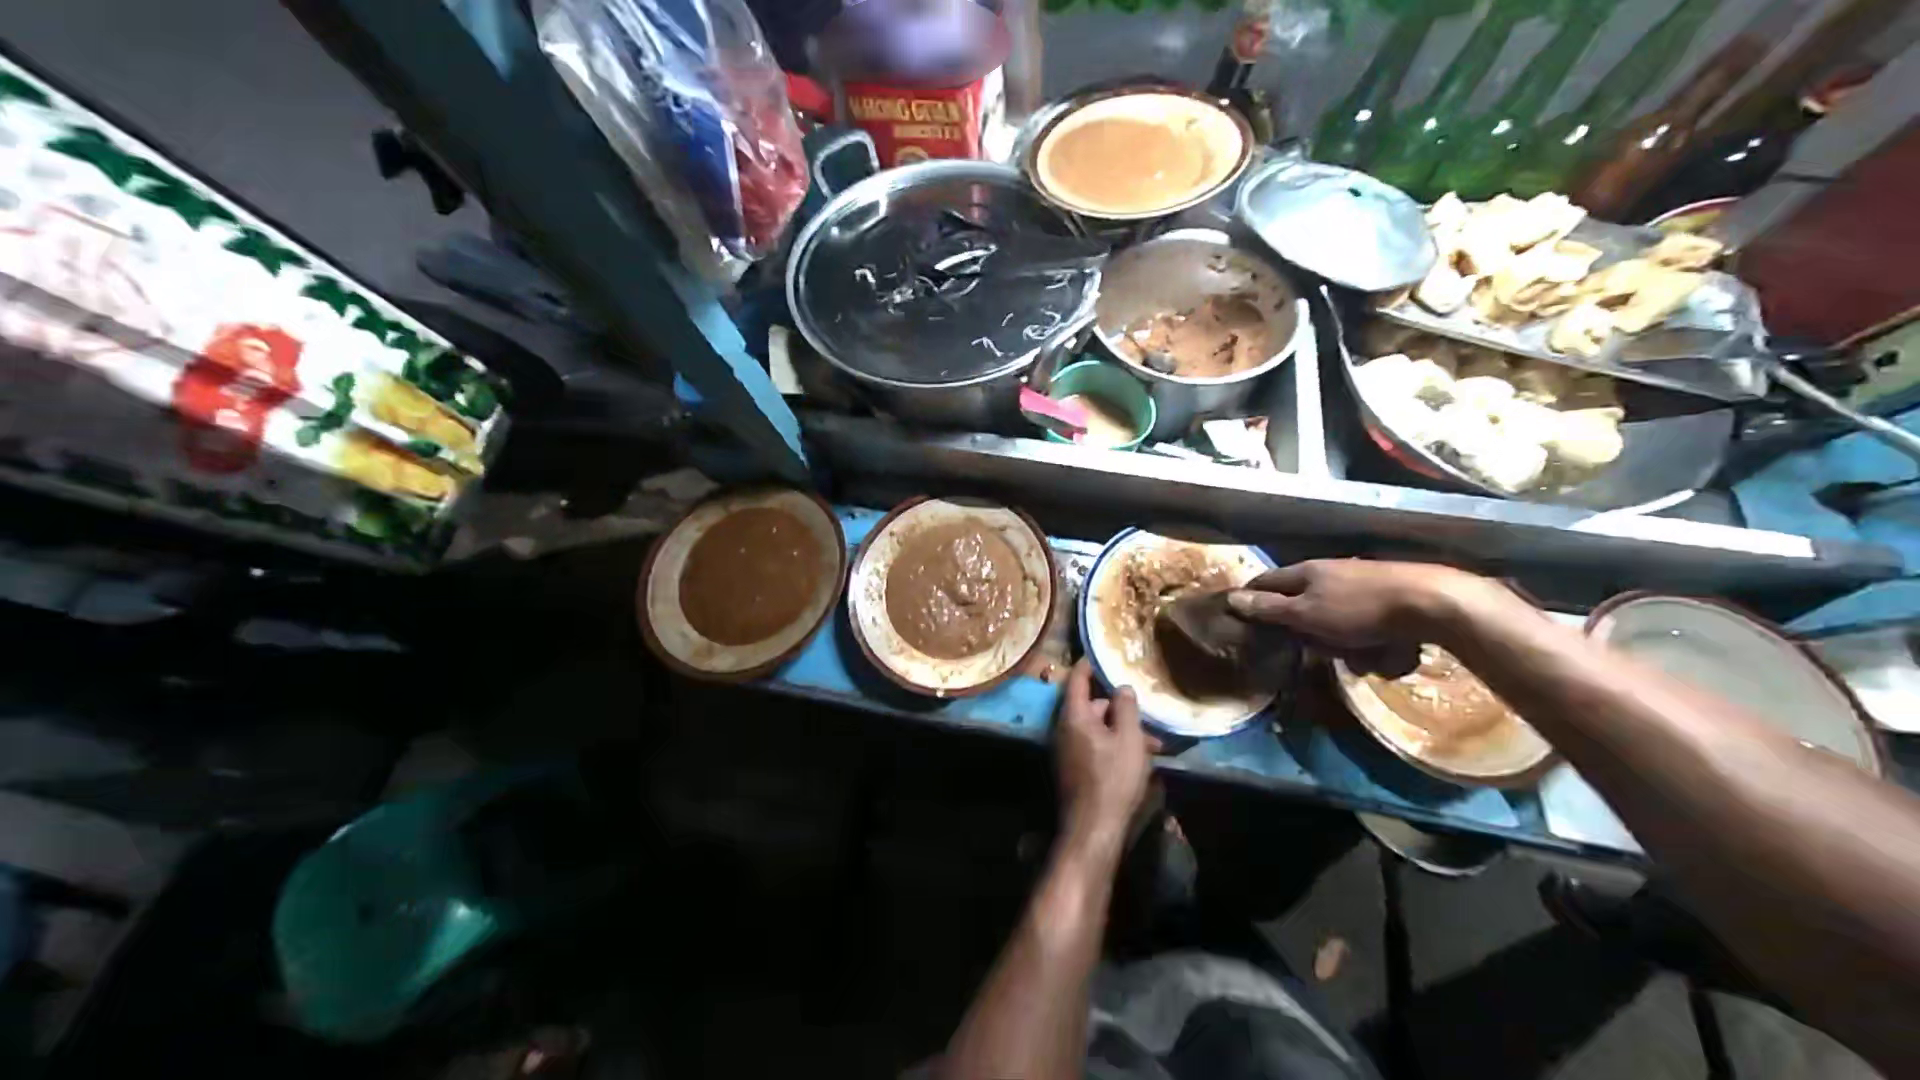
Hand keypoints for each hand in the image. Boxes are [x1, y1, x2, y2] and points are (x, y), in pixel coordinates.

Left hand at [1055, 659, 1155, 848]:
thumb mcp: (1129, 739)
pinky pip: (1094, 745)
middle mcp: (1064, 729)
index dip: (1089, 664)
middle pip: (1090, 706)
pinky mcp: (1074, 768)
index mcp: (1073, 716)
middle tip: (1146, 715)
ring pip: (1096, 728)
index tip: (1101, 653)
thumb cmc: (1113, 778)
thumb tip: (1121, 687)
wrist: (1094, 828)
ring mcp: (1067, 750)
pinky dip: (1114, 745)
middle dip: (1118, 707)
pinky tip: (1138, 759)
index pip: (1077, 679)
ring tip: (1153, 744)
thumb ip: (1126, 708)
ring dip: (1121, 730)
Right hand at [1226, 559, 1499, 653]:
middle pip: (1304, 610)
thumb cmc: (1359, 610)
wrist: (1434, 604)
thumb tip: (1232, 598)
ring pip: (1339, 625)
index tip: (1243, 620)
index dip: (1251, 599)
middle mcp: (1331, 575)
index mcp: (1306, 572)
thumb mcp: (1306, 613)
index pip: (1265, 582)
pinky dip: (1378, 645)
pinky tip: (1392, 653)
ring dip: (1348, 647)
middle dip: (1311, 636)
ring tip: (1366, 659)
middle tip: (1318, 650)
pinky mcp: (1391, 602)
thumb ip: (1269, 609)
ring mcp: (1362, 587)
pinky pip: (1370, 630)